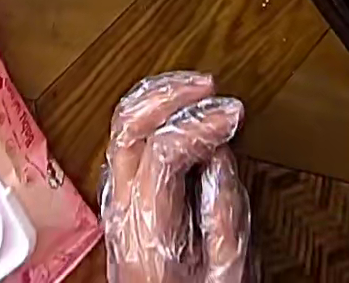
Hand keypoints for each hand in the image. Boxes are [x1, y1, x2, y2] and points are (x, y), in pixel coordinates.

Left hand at [100, 72, 250, 282]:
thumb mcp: (226, 275)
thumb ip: (225, 212)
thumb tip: (220, 151)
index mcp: (147, 228)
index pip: (165, 150)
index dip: (201, 123)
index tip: (234, 112)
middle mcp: (121, 204)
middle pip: (128, 124)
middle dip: (169, 92)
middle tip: (207, 84)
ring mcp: (114, 195)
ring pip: (121, 122)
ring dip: (156, 94)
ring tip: (192, 85)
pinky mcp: (118, 193)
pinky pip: (125, 136)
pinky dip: (149, 109)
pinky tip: (173, 105)